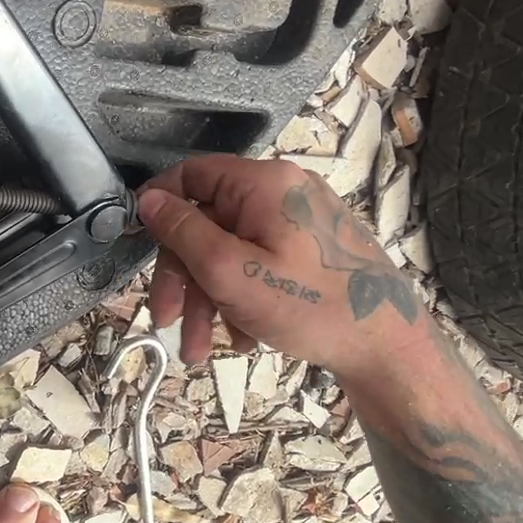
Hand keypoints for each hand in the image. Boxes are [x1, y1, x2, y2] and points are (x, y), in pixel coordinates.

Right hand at [136, 155, 431, 380]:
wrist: (388, 348)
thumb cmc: (308, 305)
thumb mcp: (228, 271)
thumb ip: (182, 232)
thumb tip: (147, 200)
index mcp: (264, 185)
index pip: (192, 174)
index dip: (158, 204)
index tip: (134, 239)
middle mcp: (282, 194)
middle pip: (205, 225)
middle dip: (182, 278)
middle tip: (166, 319)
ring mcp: (297, 222)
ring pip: (227, 253)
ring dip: (205, 301)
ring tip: (198, 348)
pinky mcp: (308, 250)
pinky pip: (254, 265)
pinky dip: (237, 300)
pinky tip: (240, 336)